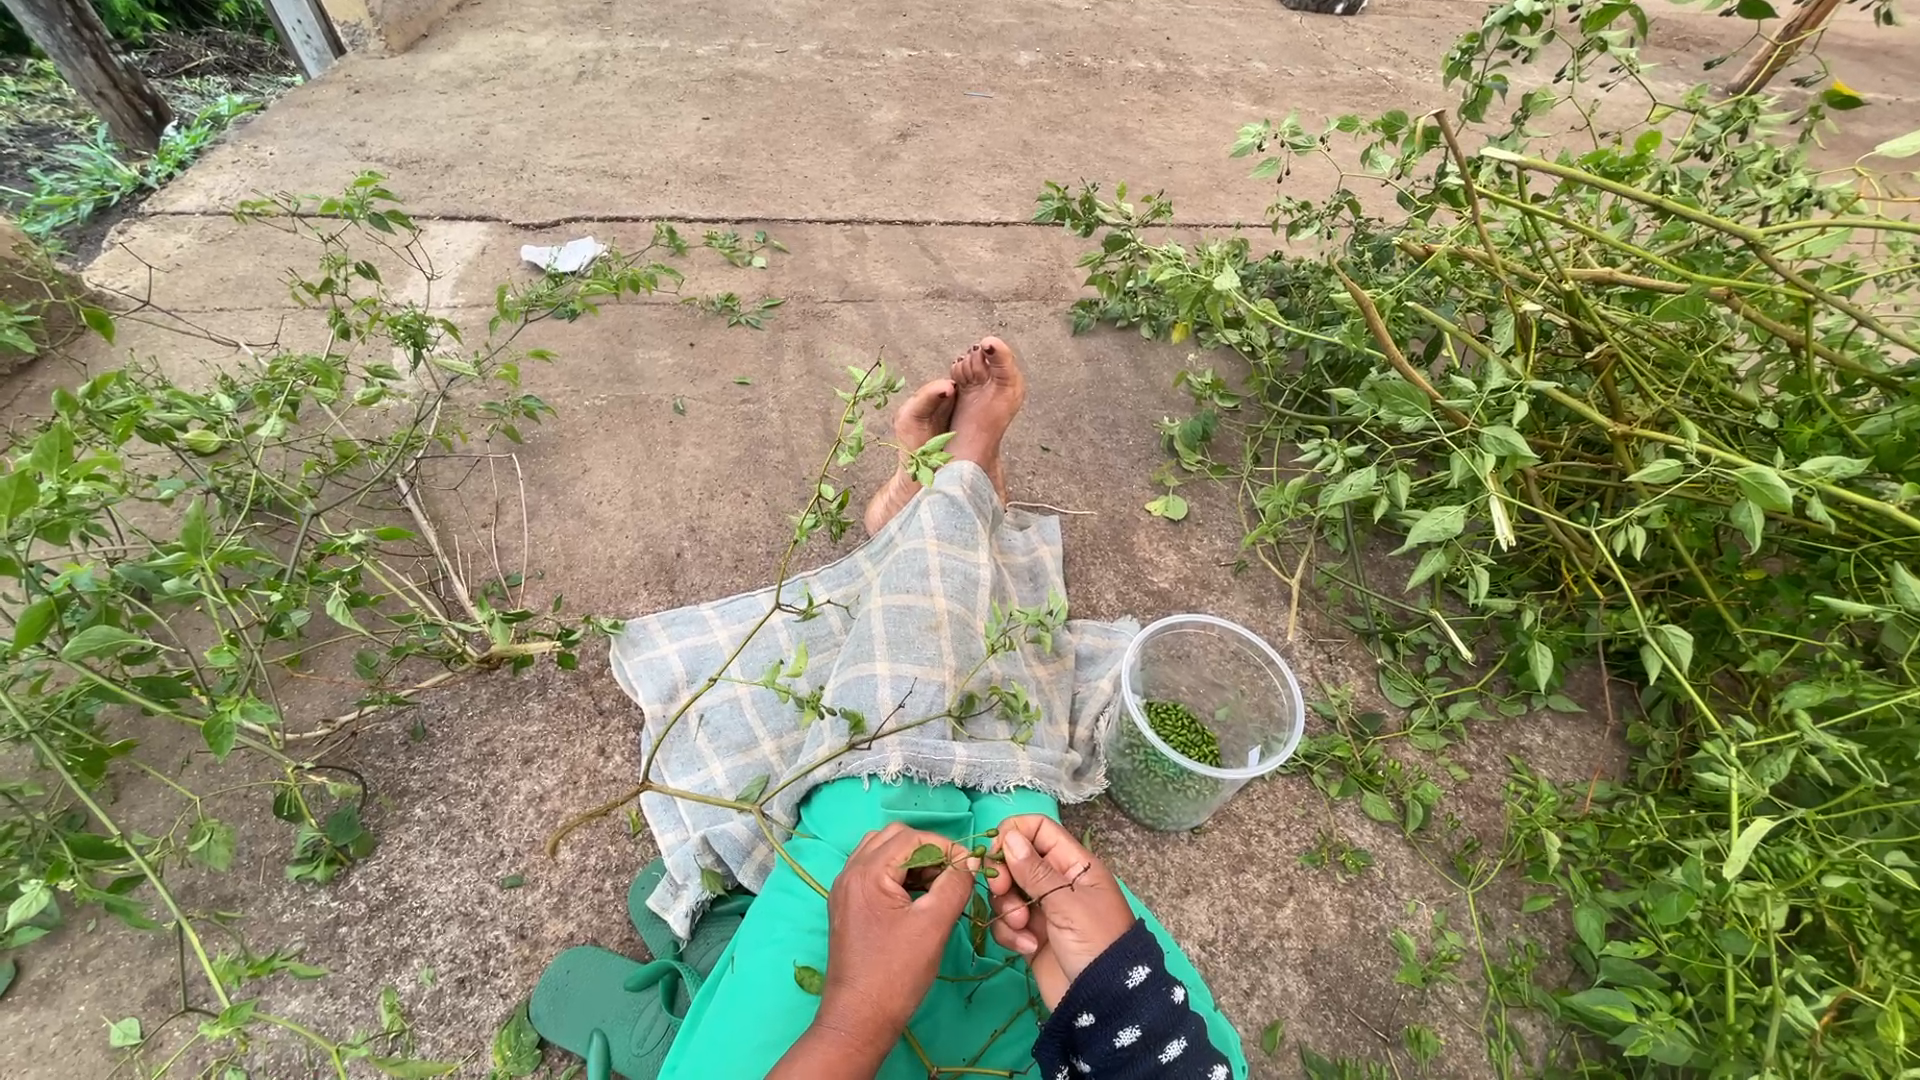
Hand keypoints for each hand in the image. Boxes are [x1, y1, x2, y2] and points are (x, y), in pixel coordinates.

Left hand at [812, 824, 978, 1054]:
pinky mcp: (847, 904)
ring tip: (937, 882)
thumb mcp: (934, 926)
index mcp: (867, 872)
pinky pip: (874, 871)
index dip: (945, 846)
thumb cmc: (896, 974)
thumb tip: (971, 861)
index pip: (912, 837)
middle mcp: (850, 872)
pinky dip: (898, 873)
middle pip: (894, 837)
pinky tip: (918, 895)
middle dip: (927, 848)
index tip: (969, 866)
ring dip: (912, 859)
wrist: (857, 1022)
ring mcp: (845, 888)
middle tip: (952, 872)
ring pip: (883, 851)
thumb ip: (954, 885)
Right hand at [986, 814, 1134, 1008]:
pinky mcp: (1030, 936)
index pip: (1038, 829)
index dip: (1014, 834)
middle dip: (1004, 874)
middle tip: (1002, 890)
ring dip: (1008, 908)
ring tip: (1023, 928)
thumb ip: (1036, 870)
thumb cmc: (1096, 943)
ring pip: (1007, 892)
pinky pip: (1007, 923)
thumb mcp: (1068, 903)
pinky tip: (1027, 948)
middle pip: (1016, 859)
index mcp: (1072, 864)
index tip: (997, 852)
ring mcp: (1042, 909)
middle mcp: (1055, 881)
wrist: (1104, 1004)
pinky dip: (1010, 934)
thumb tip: (1009, 837)